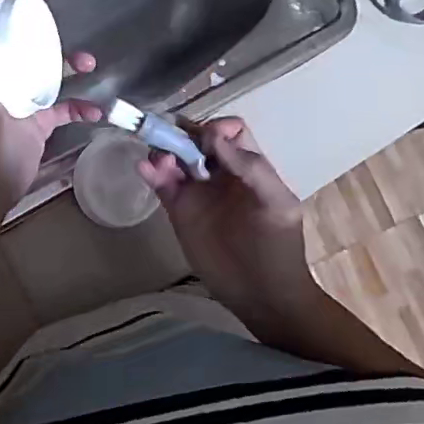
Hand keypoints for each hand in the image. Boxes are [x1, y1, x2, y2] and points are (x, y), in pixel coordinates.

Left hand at [0, 0, 99, 207]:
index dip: (12, 12)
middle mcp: (5, 82)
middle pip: (28, 50)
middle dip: (49, 37)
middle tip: (64, 24)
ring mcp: (24, 102)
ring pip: (50, 74)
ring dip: (71, 67)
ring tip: (91, 64)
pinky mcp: (41, 122)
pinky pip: (65, 108)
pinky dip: (80, 107)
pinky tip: (96, 111)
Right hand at [138, 117, 318, 327]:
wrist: (263, 295)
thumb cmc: (276, 247)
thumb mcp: (276, 203)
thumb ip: (251, 167)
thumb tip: (213, 136)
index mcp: (248, 165)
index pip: (228, 130)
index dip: (216, 128)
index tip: (207, 141)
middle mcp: (220, 172)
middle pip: (195, 138)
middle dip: (183, 134)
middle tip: (172, 144)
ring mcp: (198, 191)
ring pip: (174, 158)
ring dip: (164, 150)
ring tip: (161, 162)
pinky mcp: (179, 210)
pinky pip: (162, 183)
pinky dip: (151, 172)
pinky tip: (147, 170)